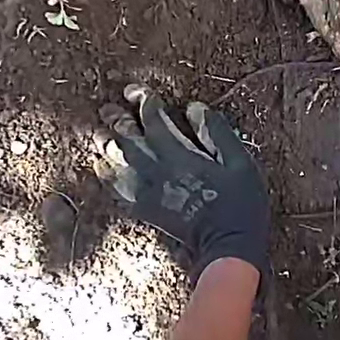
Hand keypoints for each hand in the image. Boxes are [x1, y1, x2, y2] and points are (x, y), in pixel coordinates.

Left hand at [99, 86, 270, 281]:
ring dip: (107, 143)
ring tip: (99, 131)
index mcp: (180, 155)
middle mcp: (157, 170)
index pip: (153, 120)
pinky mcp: (145, 208)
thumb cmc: (239, 203)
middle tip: (108, 107)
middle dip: (117, 119)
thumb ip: (216, 133)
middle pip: (127, 138)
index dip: (143, 101)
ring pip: (117, 161)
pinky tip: (103, 166)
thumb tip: (194, 108)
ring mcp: (147, 191)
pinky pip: (118, 187)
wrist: (226, 248)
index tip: (137, 91)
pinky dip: (107, 174)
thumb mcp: (240, 163)